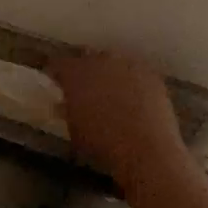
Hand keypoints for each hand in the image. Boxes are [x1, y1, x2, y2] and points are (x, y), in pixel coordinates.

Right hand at [47, 51, 188, 185]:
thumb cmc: (101, 144)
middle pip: (87, 58)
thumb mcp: (74, 129)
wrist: (146, 150)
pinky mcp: (151, 74)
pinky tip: (135, 98)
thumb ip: (68, 109)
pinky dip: (133, 82)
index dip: (55, 73)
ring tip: (112, 92)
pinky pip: (136, 72)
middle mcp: (100, 61)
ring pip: (114, 62)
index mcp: (75, 73)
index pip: (58, 64)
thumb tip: (66, 104)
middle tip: (85, 89)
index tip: (56, 83)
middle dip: (84, 71)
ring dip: (109, 73)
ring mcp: (128, 65)